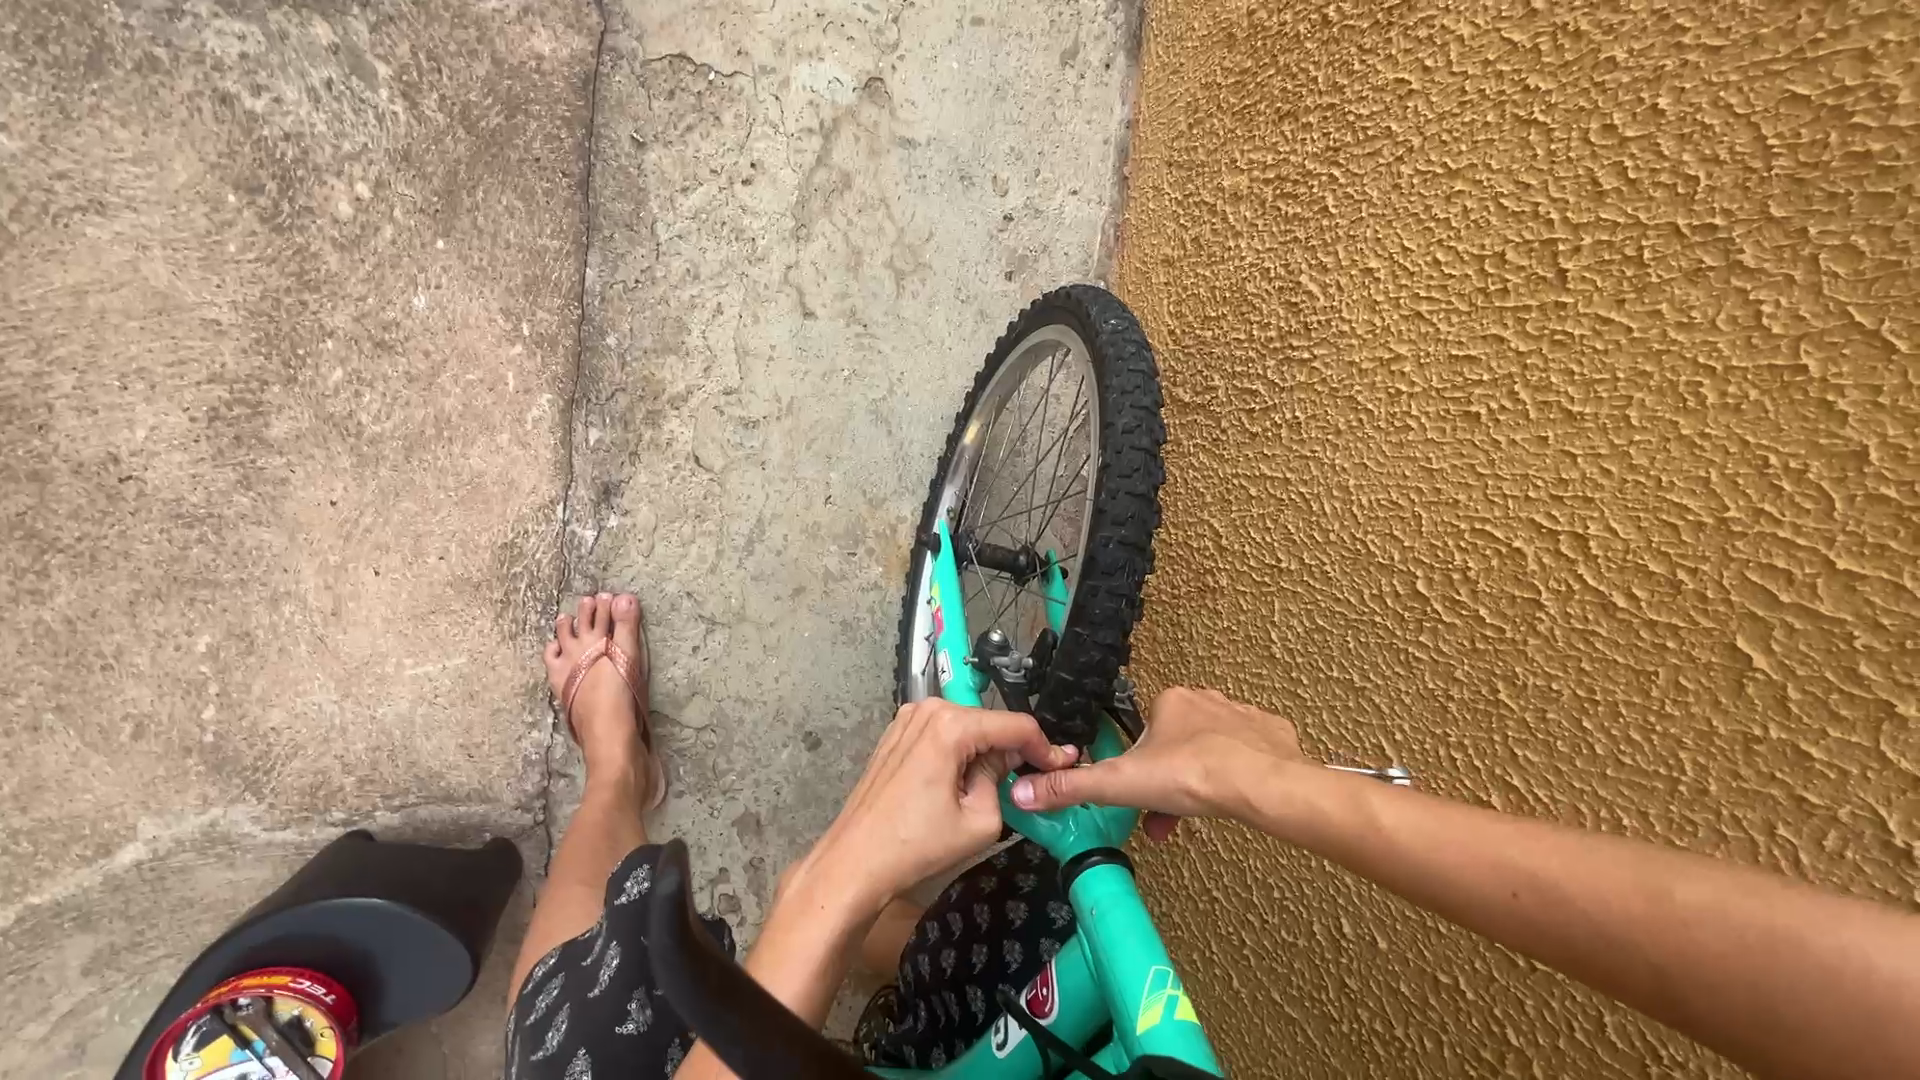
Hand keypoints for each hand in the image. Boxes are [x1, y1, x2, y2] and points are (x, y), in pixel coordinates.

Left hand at [800, 699, 1076, 912]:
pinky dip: (958, 752)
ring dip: (984, 751)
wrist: (855, 861)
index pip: (1015, 725)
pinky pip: (942, 734)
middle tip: (1030, 780)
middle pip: (988, 722)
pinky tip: (961, 783)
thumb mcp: (980, 819)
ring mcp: (907, 718)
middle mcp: (928, 709)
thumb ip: (1003, 780)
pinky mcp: (896, 734)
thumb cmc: (915, 845)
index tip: (1061, 765)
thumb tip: (1010, 761)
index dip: (1044, 746)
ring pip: (965, 727)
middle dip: (1011, 749)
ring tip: (995, 787)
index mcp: (950, 725)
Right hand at [1009, 686, 1307, 835]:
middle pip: (1178, 742)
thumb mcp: (1121, 785)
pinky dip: (1241, 775)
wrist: (1263, 786)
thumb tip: (1024, 793)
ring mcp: (1243, 716)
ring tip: (1197, 815)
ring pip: (1212, 749)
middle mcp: (1206, 700)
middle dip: (1170, 780)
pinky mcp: (1274, 735)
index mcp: (1169, 701)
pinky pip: (1252, 752)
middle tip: (1167, 812)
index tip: (1141, 793)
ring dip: (1202, 781)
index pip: (1145, 730)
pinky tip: (1237, 798)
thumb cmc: (1193, 775)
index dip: (1139, 765)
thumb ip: (1073, 788)